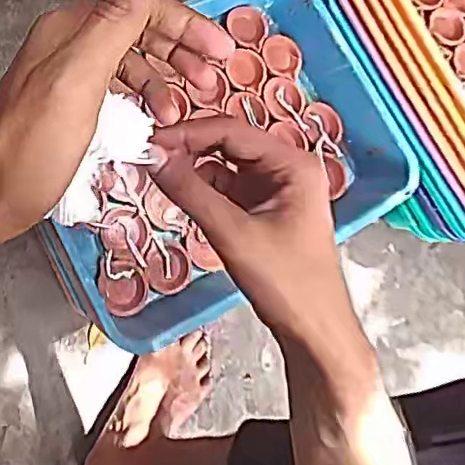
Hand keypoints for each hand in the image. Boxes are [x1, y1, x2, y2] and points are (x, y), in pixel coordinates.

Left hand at [0, 0, 233, 239]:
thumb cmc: (29, 149)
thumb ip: (116, 11)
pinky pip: (111, 91)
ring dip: (161, 80)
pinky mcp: (61, 106)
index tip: (220, 51)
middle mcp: (64, 44)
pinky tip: (147, 121)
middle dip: (179, 52)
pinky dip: (137, 102)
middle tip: (210, 80)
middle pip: (135, 31)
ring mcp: (61, 76)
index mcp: (70, 29)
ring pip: (125, 63)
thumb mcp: (81, 76)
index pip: (140, 4)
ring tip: (181, 109)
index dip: (185, 25)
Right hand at [148, 117, 347, 344]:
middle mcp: (285, 167)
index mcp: (292, 164)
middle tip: (148, 155)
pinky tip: (177, 192)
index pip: (231, 130)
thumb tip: (152, 157)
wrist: (315, 334)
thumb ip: (191, 191)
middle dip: (187, 147)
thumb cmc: (287, 283)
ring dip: (191, 166)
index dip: (187, 133)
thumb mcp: (233, 234)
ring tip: (157, 172)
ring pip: (222, 163)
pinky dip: (199, 186)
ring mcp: (273, 187)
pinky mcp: (261, 207)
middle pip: (226, 142)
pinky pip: (223, 185)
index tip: (150, 142)